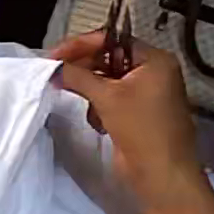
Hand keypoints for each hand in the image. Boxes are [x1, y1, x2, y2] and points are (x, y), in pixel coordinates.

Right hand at [51, 32, 203, 208]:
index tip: (54, 56)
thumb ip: (78, 77)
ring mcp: (143, 94)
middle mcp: (151, 72)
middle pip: (107, 60)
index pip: (112, 41)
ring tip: (87, 108)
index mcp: (154, 60)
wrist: (160, 172)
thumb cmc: (141, 128)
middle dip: (83, 71)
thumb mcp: (107, 97)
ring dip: (90, 93)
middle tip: (56, 77)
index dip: (81, 46)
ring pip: (104, 82)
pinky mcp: (133, 114)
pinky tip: (98, 123)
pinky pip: (108, 100)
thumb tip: (53, 68)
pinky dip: (98, 108)